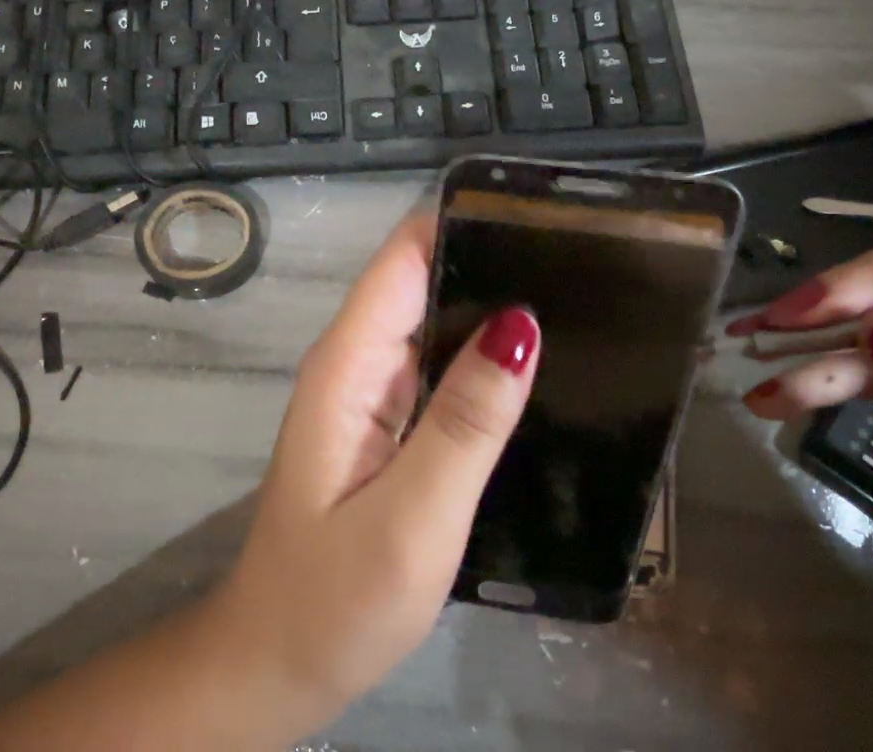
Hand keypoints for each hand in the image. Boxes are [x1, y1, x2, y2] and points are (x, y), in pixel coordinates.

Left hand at [207, 213, 540, 726]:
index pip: (404, 258)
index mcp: (349, 366)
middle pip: (425, 283)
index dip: (465, 219)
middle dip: (497, 262)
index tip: (545, 207)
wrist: (278, 666)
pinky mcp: (391, 433)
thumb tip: (522, 324)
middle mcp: (358, 368)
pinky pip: (443, 377)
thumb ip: (465, 423)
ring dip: (497, 311)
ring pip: (438, 328)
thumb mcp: (411, 515)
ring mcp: (374, 401)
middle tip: (594, 258)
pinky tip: (544, 370)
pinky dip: (486, 364)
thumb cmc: (335, 599)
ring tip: (590, 299)